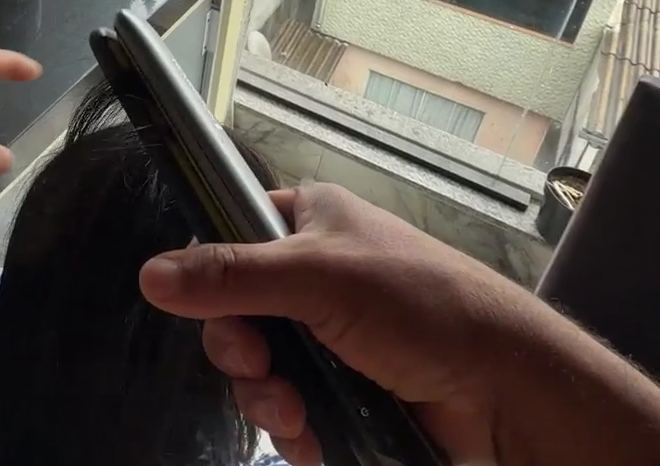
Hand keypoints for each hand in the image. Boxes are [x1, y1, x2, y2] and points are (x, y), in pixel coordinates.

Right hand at [137, 183, 545, 464]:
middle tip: (262, 371)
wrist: (511, 392)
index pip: (232, 233)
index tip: (211, 310)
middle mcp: (314, 270)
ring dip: (266, 396)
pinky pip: (290, 401)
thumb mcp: (317, 277)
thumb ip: (230, 276)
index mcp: (309, 219)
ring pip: (260, 362)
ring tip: (296, 416)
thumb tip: (148, 275)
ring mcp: (329, 330)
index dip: (212, 274)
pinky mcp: (345, 382)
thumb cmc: (417, 304)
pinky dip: (292, 424)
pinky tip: (310, 440)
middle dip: (243, 350)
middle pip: (236, 307)